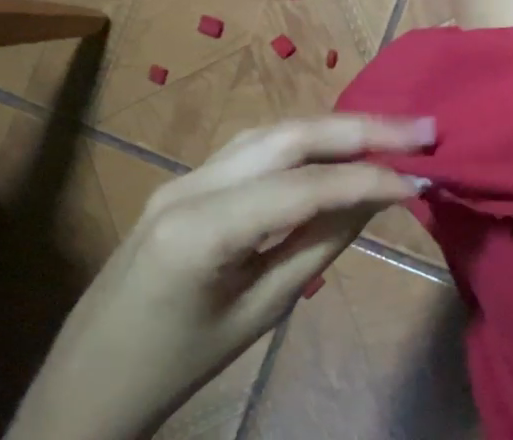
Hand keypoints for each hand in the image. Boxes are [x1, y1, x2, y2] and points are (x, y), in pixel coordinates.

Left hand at [6, 115, 434, 439]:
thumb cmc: (179, 363)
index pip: (304, 185)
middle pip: (290, 136)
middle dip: (363, 128)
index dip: (370, 176)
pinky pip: (254, 149)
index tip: (424, 177)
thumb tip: (380, 193)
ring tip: (393, 132)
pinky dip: (306, 142)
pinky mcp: (185, 182)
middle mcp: (189, 185)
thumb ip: (322, 242)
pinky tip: (338, 147)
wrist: (87, 384)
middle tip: (424, 129)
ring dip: (337, 128)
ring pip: (273, 132)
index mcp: (201, 229)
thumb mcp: (261, 311)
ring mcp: (182, 177)